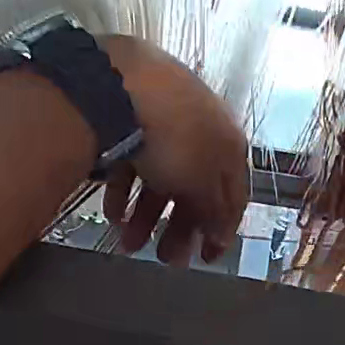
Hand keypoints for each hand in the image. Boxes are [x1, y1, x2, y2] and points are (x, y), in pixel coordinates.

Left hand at [99, 35, 249, 264]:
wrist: (122, 84)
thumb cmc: (174, 139)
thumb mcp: (201, 182)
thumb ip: (213, 211)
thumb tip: (221, 234)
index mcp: (228, 145)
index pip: (232, 196)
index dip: (221, 231)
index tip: (206, 260)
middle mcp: (200, 132)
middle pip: (193, 191)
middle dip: (177, 230)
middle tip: (163, 259)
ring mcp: (163, 123)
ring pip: (159, 180)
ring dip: (145, 219)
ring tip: (126, 246)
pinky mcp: (128, 119)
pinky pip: (131, 163)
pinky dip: (123, 192)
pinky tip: (112, 214)